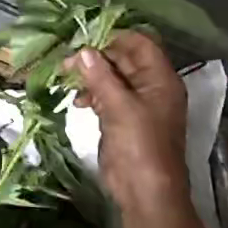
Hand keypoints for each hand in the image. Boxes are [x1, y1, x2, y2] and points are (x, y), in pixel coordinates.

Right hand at [72, 32, 187, 213]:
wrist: (144, 189)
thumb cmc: (140, 144)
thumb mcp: (119, 106)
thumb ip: (100, 76)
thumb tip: (83, 51)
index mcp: (160, 80)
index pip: (140, 44)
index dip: (113, 38)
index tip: (82, 40)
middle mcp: (151, 87)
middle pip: (123, 59)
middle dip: (95, 57)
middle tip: (66, 62)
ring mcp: (136, 103)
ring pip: (111, 77)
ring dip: (89, 76)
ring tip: (67, 80)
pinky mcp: (122, 118)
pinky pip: (105, 95)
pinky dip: (90, 94)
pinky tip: (77, 101)